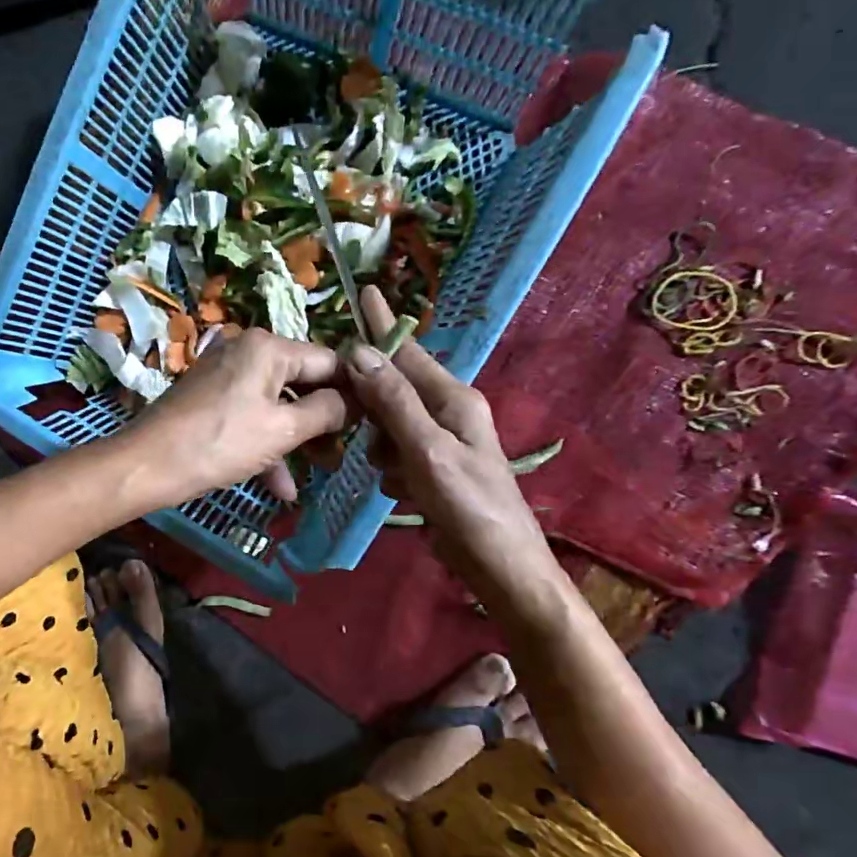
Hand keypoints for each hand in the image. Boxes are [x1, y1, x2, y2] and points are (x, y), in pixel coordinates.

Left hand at [125, 328, 352, 506]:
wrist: (145, 466)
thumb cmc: (220, 443)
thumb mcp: (283, 429)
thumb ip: (326, 411)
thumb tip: (353, 402)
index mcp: (269, 347)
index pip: (328, 362)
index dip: (352, 392)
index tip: (370, 423)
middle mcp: (250, 351)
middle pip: (304, 383)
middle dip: (325, 421)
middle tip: (344, 451)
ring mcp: (229, 375)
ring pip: (280, 404)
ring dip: (300, 439)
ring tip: (323, 470)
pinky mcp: (214, 398)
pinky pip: (254, 415)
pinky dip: (269, 444)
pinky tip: (282, 487)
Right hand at [342, 287, 565, 611]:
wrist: (500, 564)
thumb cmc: (469, 505)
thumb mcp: (428, 451)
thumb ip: (395, 403)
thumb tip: (361, 352)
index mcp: (454, 399)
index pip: (411, 353)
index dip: (384, 327)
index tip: (365, 293)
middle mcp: (449, 414)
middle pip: (394, 390)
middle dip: (374, 409)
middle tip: (356, 428)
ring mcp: (442, 444)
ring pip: (390, 428)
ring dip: (383, 449)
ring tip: (397, 475)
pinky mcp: (434, 471)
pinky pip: (398, 458)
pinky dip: (394, 474)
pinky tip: (404, 493)